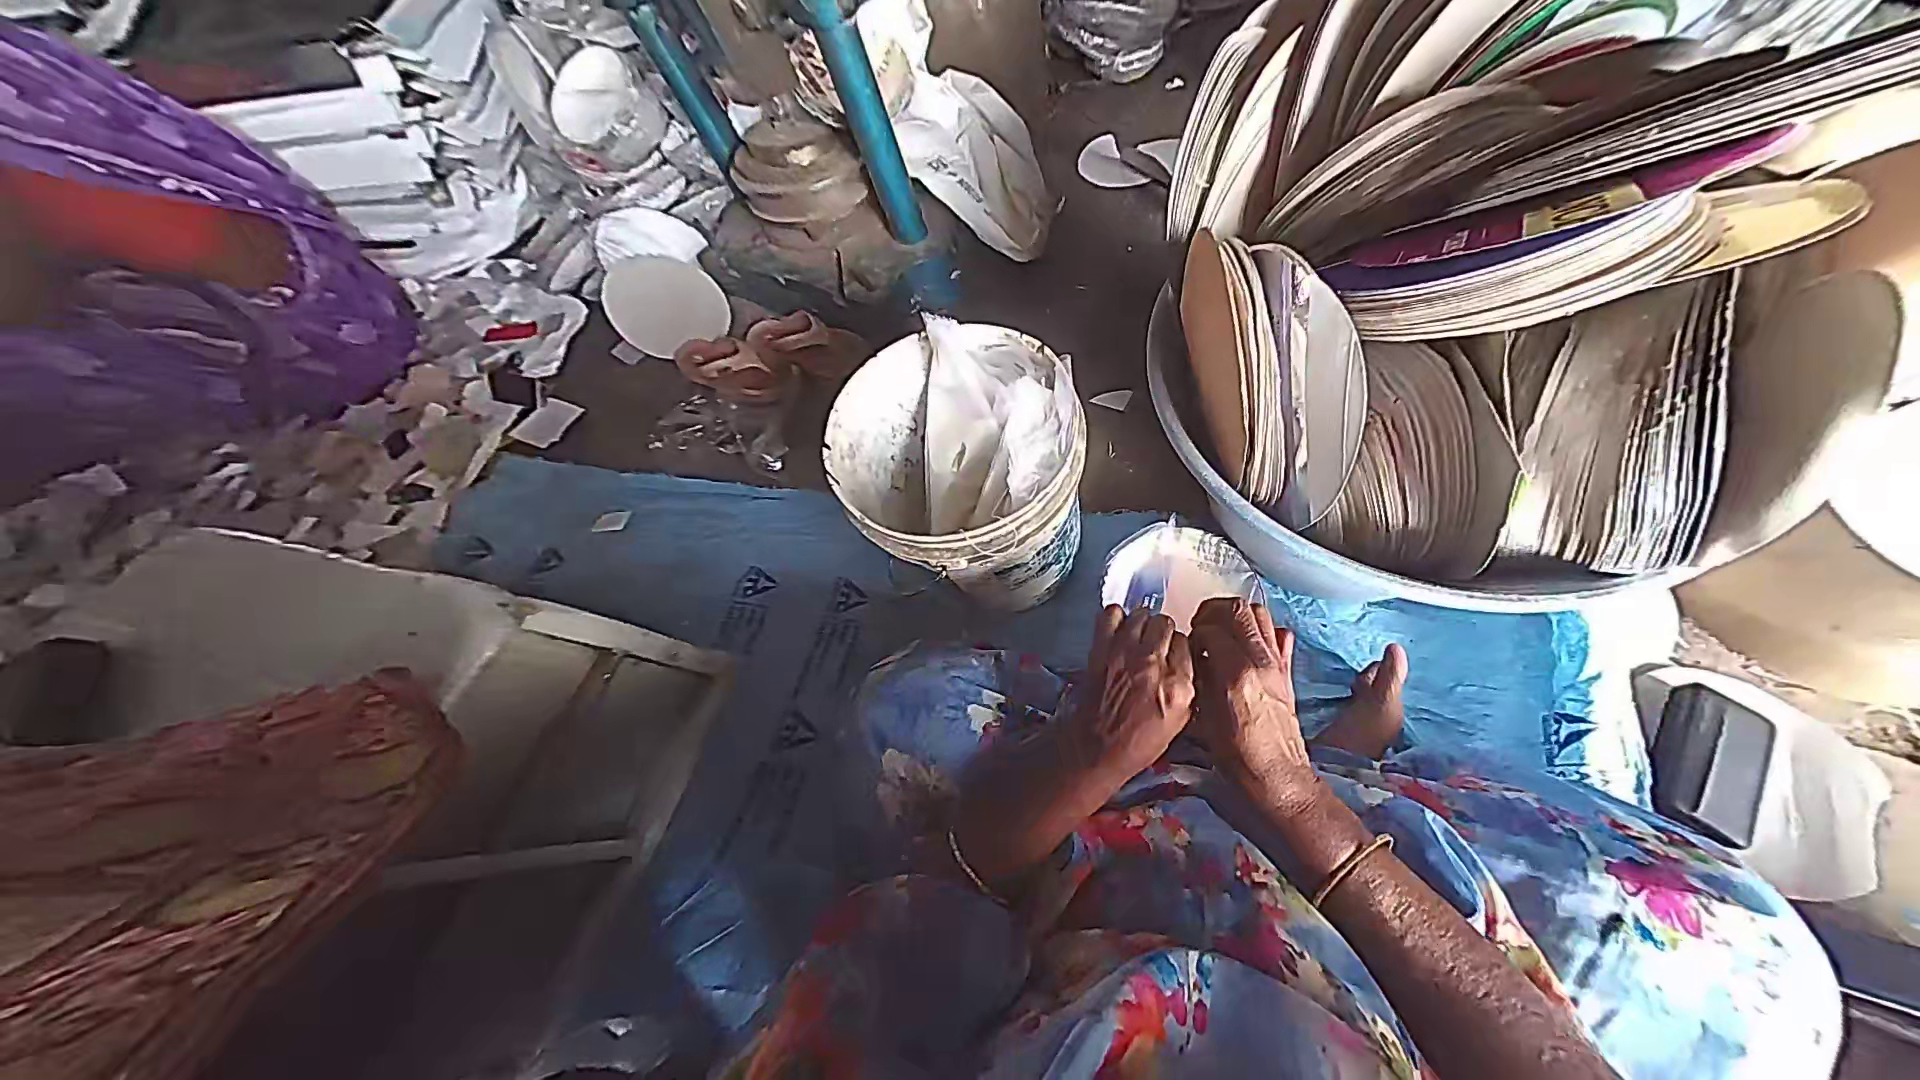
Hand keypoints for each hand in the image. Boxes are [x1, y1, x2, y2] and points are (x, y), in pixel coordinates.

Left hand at [1066, 607, 1194, 780]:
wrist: (1096, 747)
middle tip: (1153, 642)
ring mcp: (1126, 653)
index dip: (1177, 647)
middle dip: (1161, 631)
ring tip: (1135, 635)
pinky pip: (1112, 614)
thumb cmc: (1137, 742)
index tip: (1170, 652)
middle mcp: (1155, 664)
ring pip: (1142, 615)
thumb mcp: (1179, 720)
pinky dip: (1115, 617)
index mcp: (1179, 685)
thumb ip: (1186, 686)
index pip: (1187, 643)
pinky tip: (1116, 629)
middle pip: (1165, 624)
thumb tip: (1183, 663)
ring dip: (1140, 622)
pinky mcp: (1102, 648)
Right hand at [1191, 598, 1314, 798]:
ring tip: (1220, 632)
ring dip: (1236, 616)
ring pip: (1260, 615)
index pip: (1210, 629)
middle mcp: (1260, 661)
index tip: (1188, 646)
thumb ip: (1199, 677)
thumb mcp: (1203, 715)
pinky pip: (1277, 635)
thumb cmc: (1235, 753)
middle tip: (1200, 627)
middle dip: (1213, 611)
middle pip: (1238, 609)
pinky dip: (1260, 631)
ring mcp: (1277, 664)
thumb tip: (1195, 653)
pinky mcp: (1287, 672)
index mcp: (1236, 673)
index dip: (1193, 633)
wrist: (1277, 776)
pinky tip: (1245, 646)